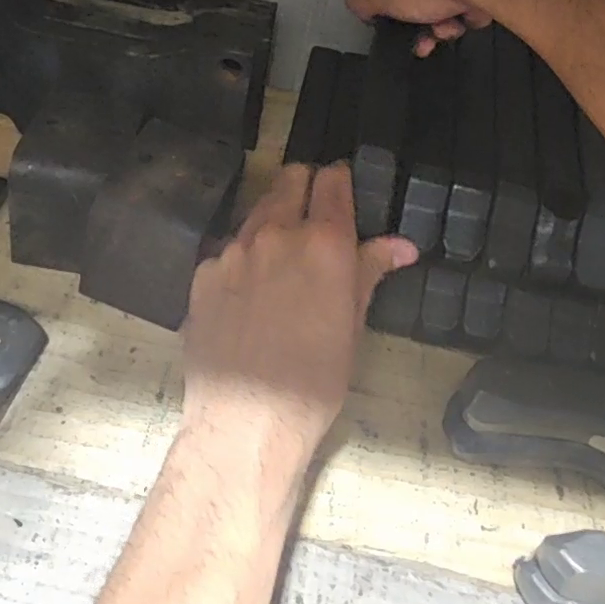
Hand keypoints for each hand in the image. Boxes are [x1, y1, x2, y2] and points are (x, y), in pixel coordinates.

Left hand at [181, 163, 416, 447]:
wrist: (244, 423)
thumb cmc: (314, 381)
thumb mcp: (352, 326)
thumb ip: (369, 272)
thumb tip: (401, 246)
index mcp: (323, 243)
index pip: (332, 182)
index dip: (339, 181)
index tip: (342, 190)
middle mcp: (275, 233)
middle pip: (290, 180)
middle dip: (305, 189)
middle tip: (314, 220)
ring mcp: (232, 251)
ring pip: (257, 212)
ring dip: (273, 222)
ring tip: (283, 261)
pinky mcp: (203, 272)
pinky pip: (229, 250)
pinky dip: (243, 259)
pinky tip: (249, 295)